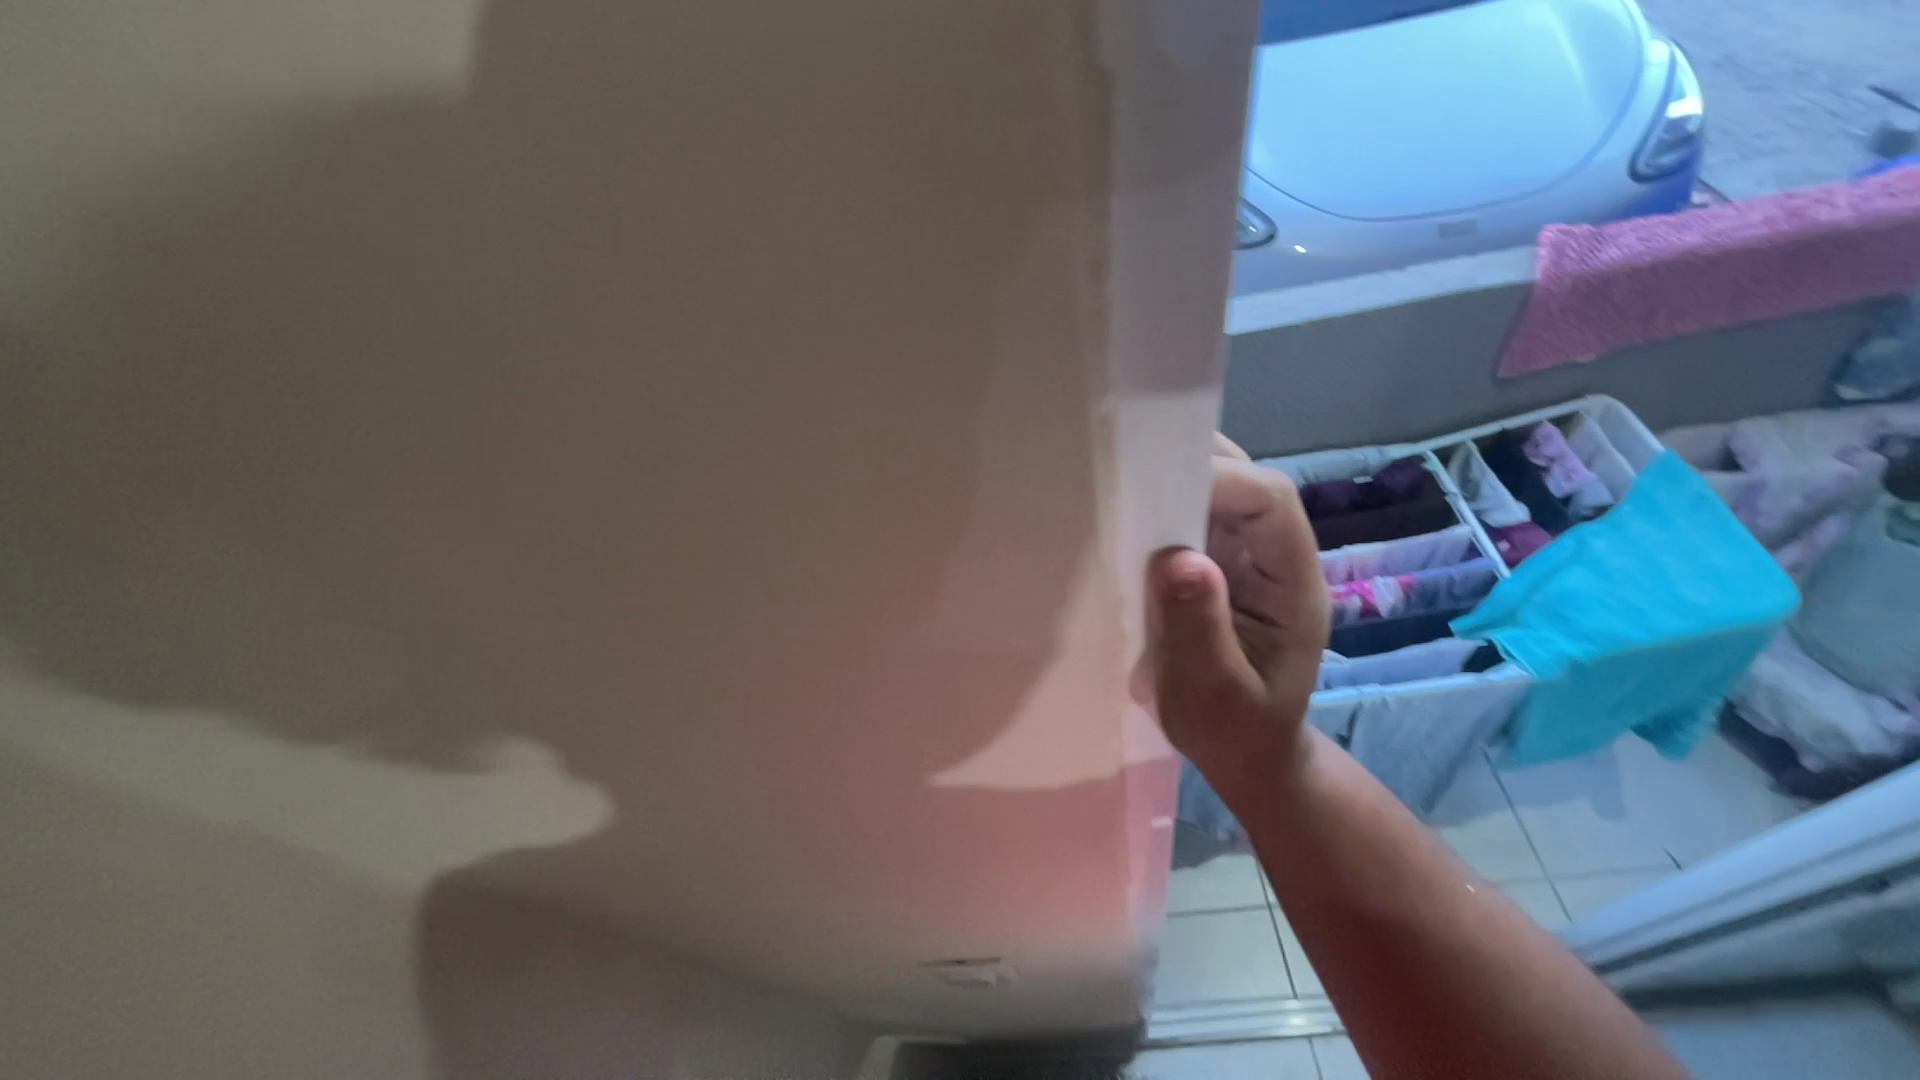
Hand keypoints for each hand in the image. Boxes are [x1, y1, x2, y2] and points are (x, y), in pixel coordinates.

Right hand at [1148, 435, 1329, 801]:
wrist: (1248, 754)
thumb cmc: (1234, 732)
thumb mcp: (1215, 695)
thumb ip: (1201, 629)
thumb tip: (1178, 560)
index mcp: (1294, 584)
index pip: (1271, 502)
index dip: (1219, 481)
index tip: (1153, 490)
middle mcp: (1276, 558)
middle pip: (1248, 484)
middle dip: (1192, 470)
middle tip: (1128, 479)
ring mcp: (1248, 560)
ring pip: (1223, 494)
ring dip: (1174, 485)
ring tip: (1122, 491)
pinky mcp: (1219, 568)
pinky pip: (1197, 521)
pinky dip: (1163, 511)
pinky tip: (1129, 520)